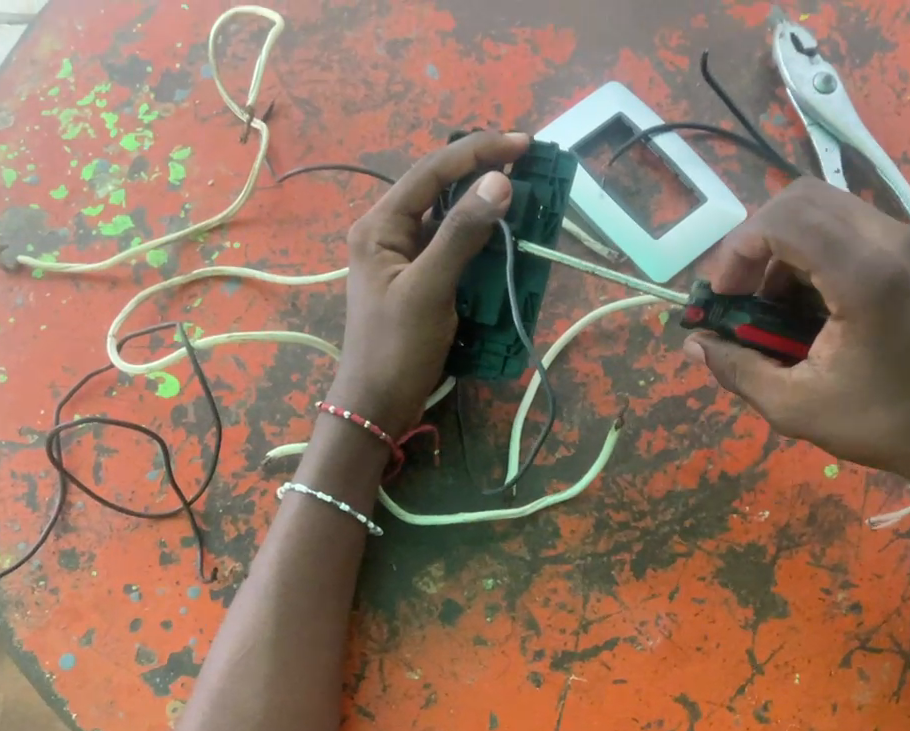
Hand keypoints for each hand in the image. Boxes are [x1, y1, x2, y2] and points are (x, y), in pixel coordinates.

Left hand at [330, 130, 530, 436]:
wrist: (378, 406)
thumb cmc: (396, 348)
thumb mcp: (429, 289)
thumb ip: (462, 235)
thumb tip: (499, 181)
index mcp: (380, 225)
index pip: (431, 171)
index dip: (478, 152)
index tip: (524, 144)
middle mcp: (391, 234)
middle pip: (442, 192)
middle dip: (485, 180)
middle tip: (531, 171)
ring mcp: (406, 261)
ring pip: (452, 224)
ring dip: (488, 217)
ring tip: (528, 207)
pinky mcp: (422, 285)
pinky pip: (456, 255)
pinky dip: (482, 250)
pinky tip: (508, 249)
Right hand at [687, 178, 909, 512]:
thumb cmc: (881, 424)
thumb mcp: (794, 406)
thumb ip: (737, 369)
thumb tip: (693, 344)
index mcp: (864, 274)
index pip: (783, 218)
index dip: (736, 251)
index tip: (721, 300)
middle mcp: (888, 240)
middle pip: (800, 200)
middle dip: (754, 244)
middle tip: (738, 298)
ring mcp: (905, 243)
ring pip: (822, 210)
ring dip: (780, 251)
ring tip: (768, 311)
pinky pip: (845, 230)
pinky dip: (809, 257)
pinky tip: (803, 310)